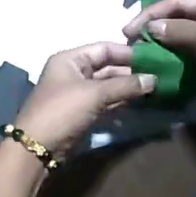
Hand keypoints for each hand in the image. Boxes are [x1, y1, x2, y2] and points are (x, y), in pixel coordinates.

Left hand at [11, 43, 156, 155]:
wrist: (37, 148)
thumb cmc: (63, 110)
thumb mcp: (95, 94)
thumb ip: (126, 85)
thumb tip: (155, 79)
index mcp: (71, 59)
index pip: (104, 48)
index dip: (128, 52)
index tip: (153, 58)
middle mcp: (74, 72)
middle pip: (108, 67)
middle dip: (131, 72)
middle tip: (158, 76)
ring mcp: (78, 93)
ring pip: (109, 86)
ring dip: (128, 88)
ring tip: (154, 90)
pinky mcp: (82, 112)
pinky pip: (106, 101)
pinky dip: (121, 102)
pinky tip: (140, 103)